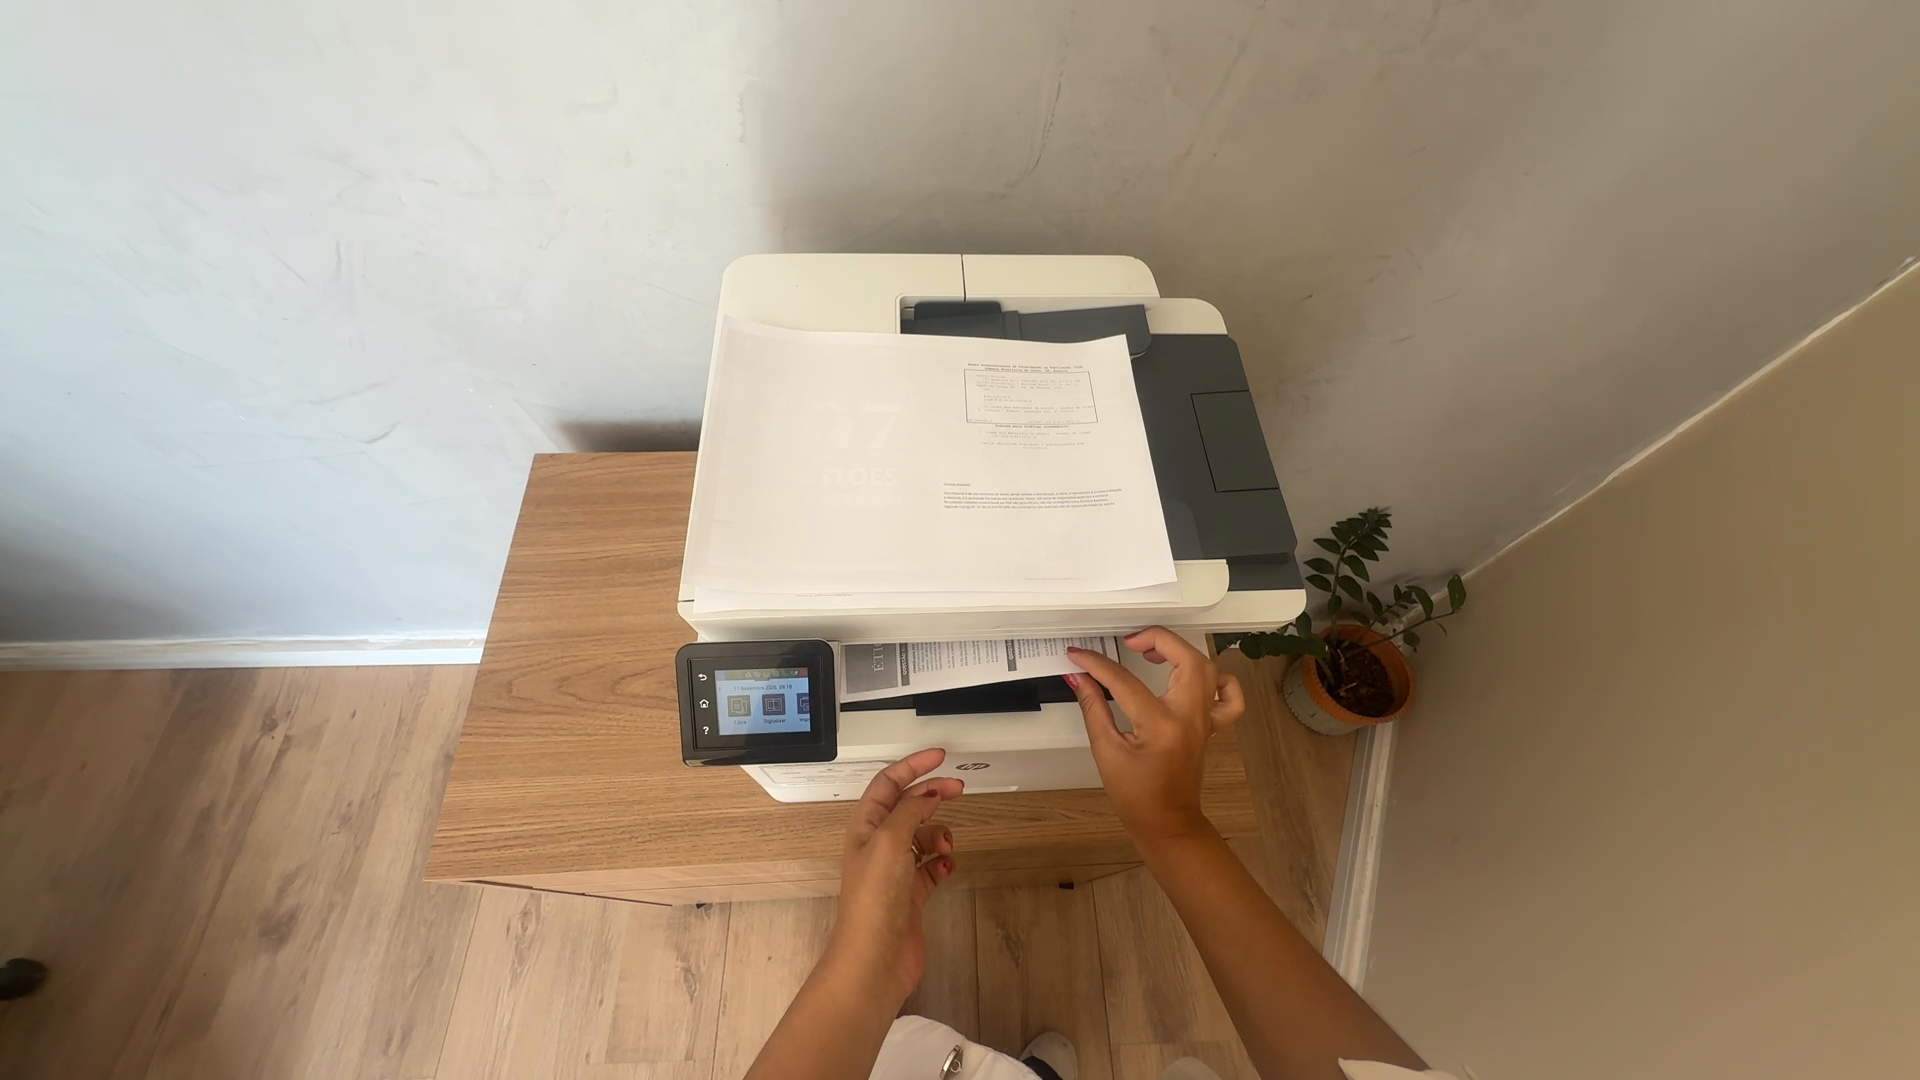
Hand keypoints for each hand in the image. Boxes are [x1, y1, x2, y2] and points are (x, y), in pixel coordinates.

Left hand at [824, 748, 961, 1006]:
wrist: (874, 960)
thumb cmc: (875, 899)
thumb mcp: (890, 840)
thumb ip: (910, 809)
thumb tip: (929, 791)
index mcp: (865, 826)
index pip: (888, 782)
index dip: (913, 765)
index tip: (939, 755)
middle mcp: (878, 844)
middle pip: (909, 805)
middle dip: (933, 794)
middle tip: (958, 788)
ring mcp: (896, 870)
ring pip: (924, 836)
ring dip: (940, 835)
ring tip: (945, 847)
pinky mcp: (912, 894)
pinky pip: (932, 866)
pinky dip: (942, 863)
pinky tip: (946, 869)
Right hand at [1067, 627, 1244, 844]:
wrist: (1166, 823)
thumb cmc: (1135, 795)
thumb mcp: (1105, 750)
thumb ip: (1093, 707)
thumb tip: (1078, 677)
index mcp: (1160, 726)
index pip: (1124, 680)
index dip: (1096, 663)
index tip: (1078, 655)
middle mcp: (1189, 718)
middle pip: (1187, 658)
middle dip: (1157, 638)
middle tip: (1128, 641)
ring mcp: (1205, 721)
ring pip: (1208, 668)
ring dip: (1182, 651)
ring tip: (1152, 651)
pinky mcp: (1211, 726)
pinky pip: (1228, 696)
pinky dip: (1218, 679)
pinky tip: (1193, 676)